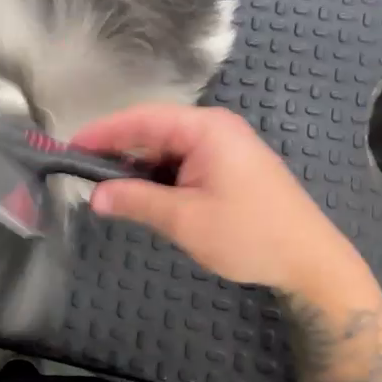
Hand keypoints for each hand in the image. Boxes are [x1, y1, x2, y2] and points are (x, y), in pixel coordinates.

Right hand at [74, 105, 361, 294]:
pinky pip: (184, 163)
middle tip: (82, 174)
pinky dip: (161, 178)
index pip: (142, 119)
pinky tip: (144, 197)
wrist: (311, 262)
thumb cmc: (249, 235)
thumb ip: (137, 201)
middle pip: (154, 131)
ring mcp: (226, 147)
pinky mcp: (231, 167)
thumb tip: (96, 196)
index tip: (70, 148)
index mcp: (206, 128)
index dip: (103, 132)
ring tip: (107, 191)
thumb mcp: (185, 219)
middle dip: (119, 152)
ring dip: (140, 169)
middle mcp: (216, 128)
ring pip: (168, 149)